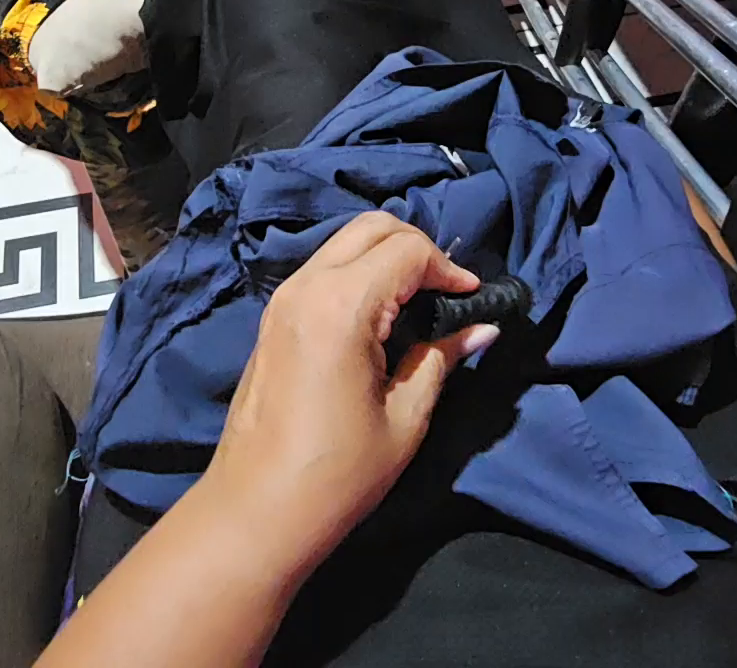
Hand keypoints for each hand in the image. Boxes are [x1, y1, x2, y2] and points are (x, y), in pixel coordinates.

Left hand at [198, 212, 499, 576]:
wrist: (254, 509)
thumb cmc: (337, 473)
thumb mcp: (404, 418)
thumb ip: (441, 358)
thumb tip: (481, 327)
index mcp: (340, 306)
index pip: (406, 250)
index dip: (447, 267)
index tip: (472, 296)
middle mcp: (306, 285)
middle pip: (371, 227)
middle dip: (417, 246)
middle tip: (446, 289)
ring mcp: (283, 296)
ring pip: (344, 241)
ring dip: (386, 254)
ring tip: (418, 298)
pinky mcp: (273, 313)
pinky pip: (324, 266)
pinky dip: (359, 269)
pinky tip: (380, 310)